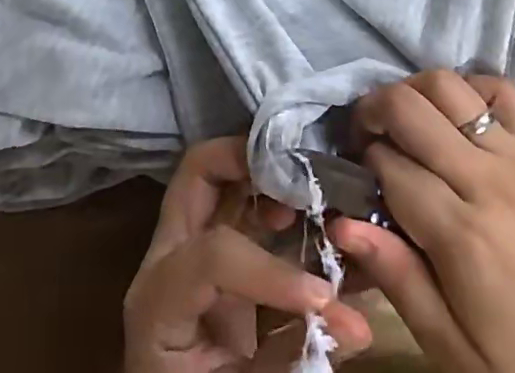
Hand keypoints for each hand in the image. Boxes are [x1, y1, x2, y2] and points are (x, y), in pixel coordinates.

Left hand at [125, 137, 371, 372]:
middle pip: (199, 174)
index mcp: (158, 302)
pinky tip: (320, 222)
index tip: (322, 296)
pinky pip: (244, 211)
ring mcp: (188, 252)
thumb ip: (293, 359)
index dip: (269, 271)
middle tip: (305, 178)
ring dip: (272, 178)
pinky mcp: (212, 260)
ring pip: (223, 180)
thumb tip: (356, 326)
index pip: (211, 256)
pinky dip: (282, 206)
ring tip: (318, 198)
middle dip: (252, 160)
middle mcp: (168, 260)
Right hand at [330, 71, 514, 372]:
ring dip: (412, 91)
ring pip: (449, 85)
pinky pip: (502, 90)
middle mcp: (489, 181)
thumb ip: (395, 275)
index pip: (390, 165)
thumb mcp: (447, 343)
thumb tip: (339, 221)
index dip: (362, 165)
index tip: (357, 181)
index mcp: (463, 236)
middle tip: (365, 138)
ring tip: (403, 121)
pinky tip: (454, 114)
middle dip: (374, 111)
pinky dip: (470, 87)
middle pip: (411, 108)